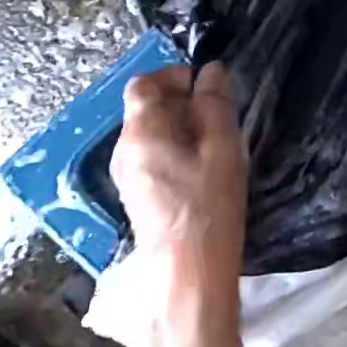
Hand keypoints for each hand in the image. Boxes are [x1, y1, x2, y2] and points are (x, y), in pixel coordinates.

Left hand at [112, 64, 247, 306]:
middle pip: (145, 108)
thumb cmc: (208, 206)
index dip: (174, 75)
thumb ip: (216, 104)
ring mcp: (126, 177)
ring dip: (180, 126)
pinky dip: (174, 150)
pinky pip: (151, 158)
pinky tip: (202, 169)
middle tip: (218, 114)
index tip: (206, 87)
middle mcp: (124, 151)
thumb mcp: (222, 148)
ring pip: (150, 134)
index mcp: (140, 132)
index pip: (143, 84)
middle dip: (180, 101)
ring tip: (215, 142)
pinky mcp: (137, 198)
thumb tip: (212, 71)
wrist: (189, 275)